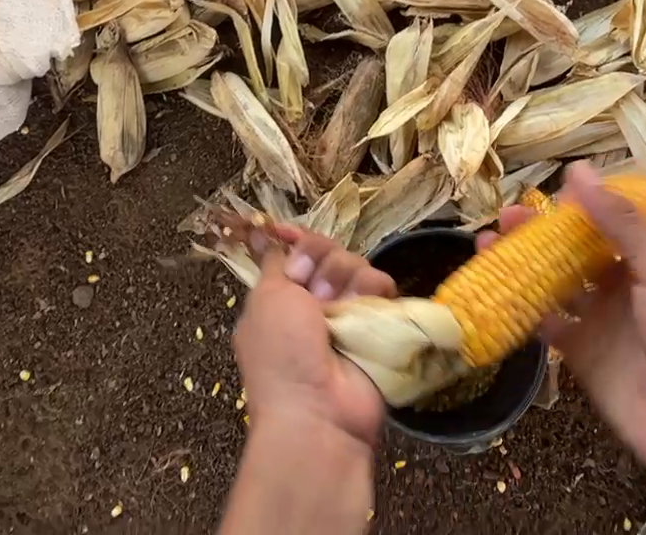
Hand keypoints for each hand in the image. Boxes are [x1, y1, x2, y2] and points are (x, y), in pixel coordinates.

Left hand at [221, 227, 392, 534]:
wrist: (317, 413)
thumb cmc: (280, 354)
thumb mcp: (265, 299)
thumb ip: (274, 263)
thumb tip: (268, 234)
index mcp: (280, 294)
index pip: (293, 248)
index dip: (294, 237)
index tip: (288, 232)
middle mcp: (313, 299)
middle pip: (325, 249)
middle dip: (318, 259)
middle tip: (312, 290)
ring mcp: (347, 309)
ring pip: (354, 262)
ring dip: (343, 276)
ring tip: (337, 304)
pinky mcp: (378, 320)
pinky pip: (381, 283)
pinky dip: (373, 289)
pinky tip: (363, 306)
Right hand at [481, 165, 645, 484]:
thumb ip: (621, 223)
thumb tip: (580, 171)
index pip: (608, 223)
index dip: (576, 206)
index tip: (545, 192)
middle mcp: (622, 287)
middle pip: (573, 250)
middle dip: (539, 231)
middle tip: (507, 215)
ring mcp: (599, 321)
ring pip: (552, 282)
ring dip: (522, 262)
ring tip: (487, 242)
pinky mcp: (579, 354)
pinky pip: (544, 323)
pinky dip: (520, 306)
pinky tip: (493, 288)